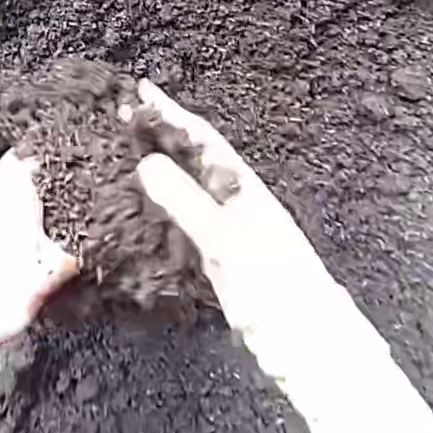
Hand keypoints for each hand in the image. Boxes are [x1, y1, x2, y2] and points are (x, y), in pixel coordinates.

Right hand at [132, 79, 333, 336]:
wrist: (307, 344)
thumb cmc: (271, 282)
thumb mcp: (225, 237)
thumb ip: (185, 199)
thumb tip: (145, 161)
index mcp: (240, 182)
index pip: (200, 136)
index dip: (171, 111)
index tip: (143, 88)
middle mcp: (232, 196)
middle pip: (190, 155)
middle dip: (160, 132)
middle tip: (126, 112)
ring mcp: (225, 225)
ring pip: (184, 184)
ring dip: (157, 164)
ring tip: (127, 147)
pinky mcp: (217, 254)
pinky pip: (182, 217)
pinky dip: (161, 203)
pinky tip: (143, 202)